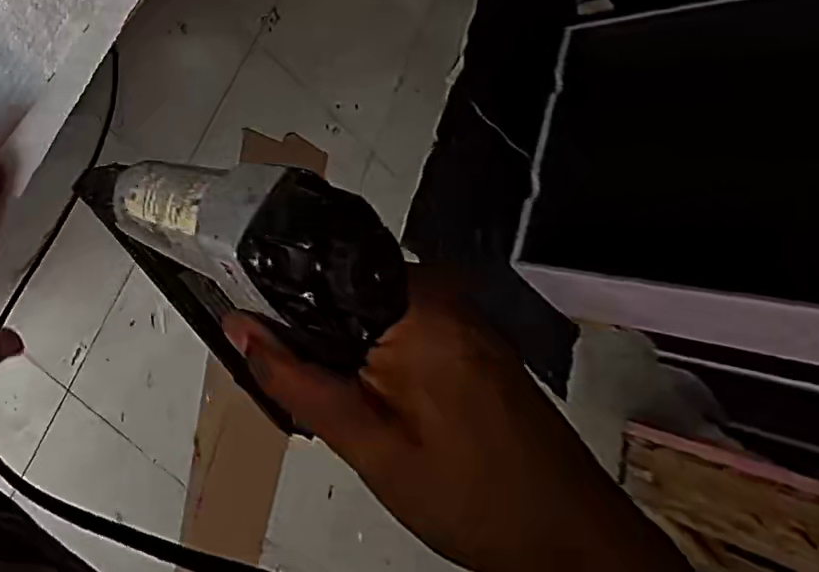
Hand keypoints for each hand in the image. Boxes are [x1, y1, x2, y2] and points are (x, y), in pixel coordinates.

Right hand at [223, 268, 687, 571]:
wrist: (577, 548)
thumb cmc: (485, 504)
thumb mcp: (368, 446)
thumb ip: (296, 380)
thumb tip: (241, 328)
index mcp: (418, 309)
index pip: (315, 273)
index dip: (280, 306)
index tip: (271, 346)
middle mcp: (441, 296)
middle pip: (337, 289)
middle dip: (316, 334)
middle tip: (330, 395)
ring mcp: (459, 312)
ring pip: (362, 307)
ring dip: (345, 347)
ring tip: (363, 404)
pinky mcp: (466, 330)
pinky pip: (395, 320)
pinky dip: (376, 352)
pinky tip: (390, 401)